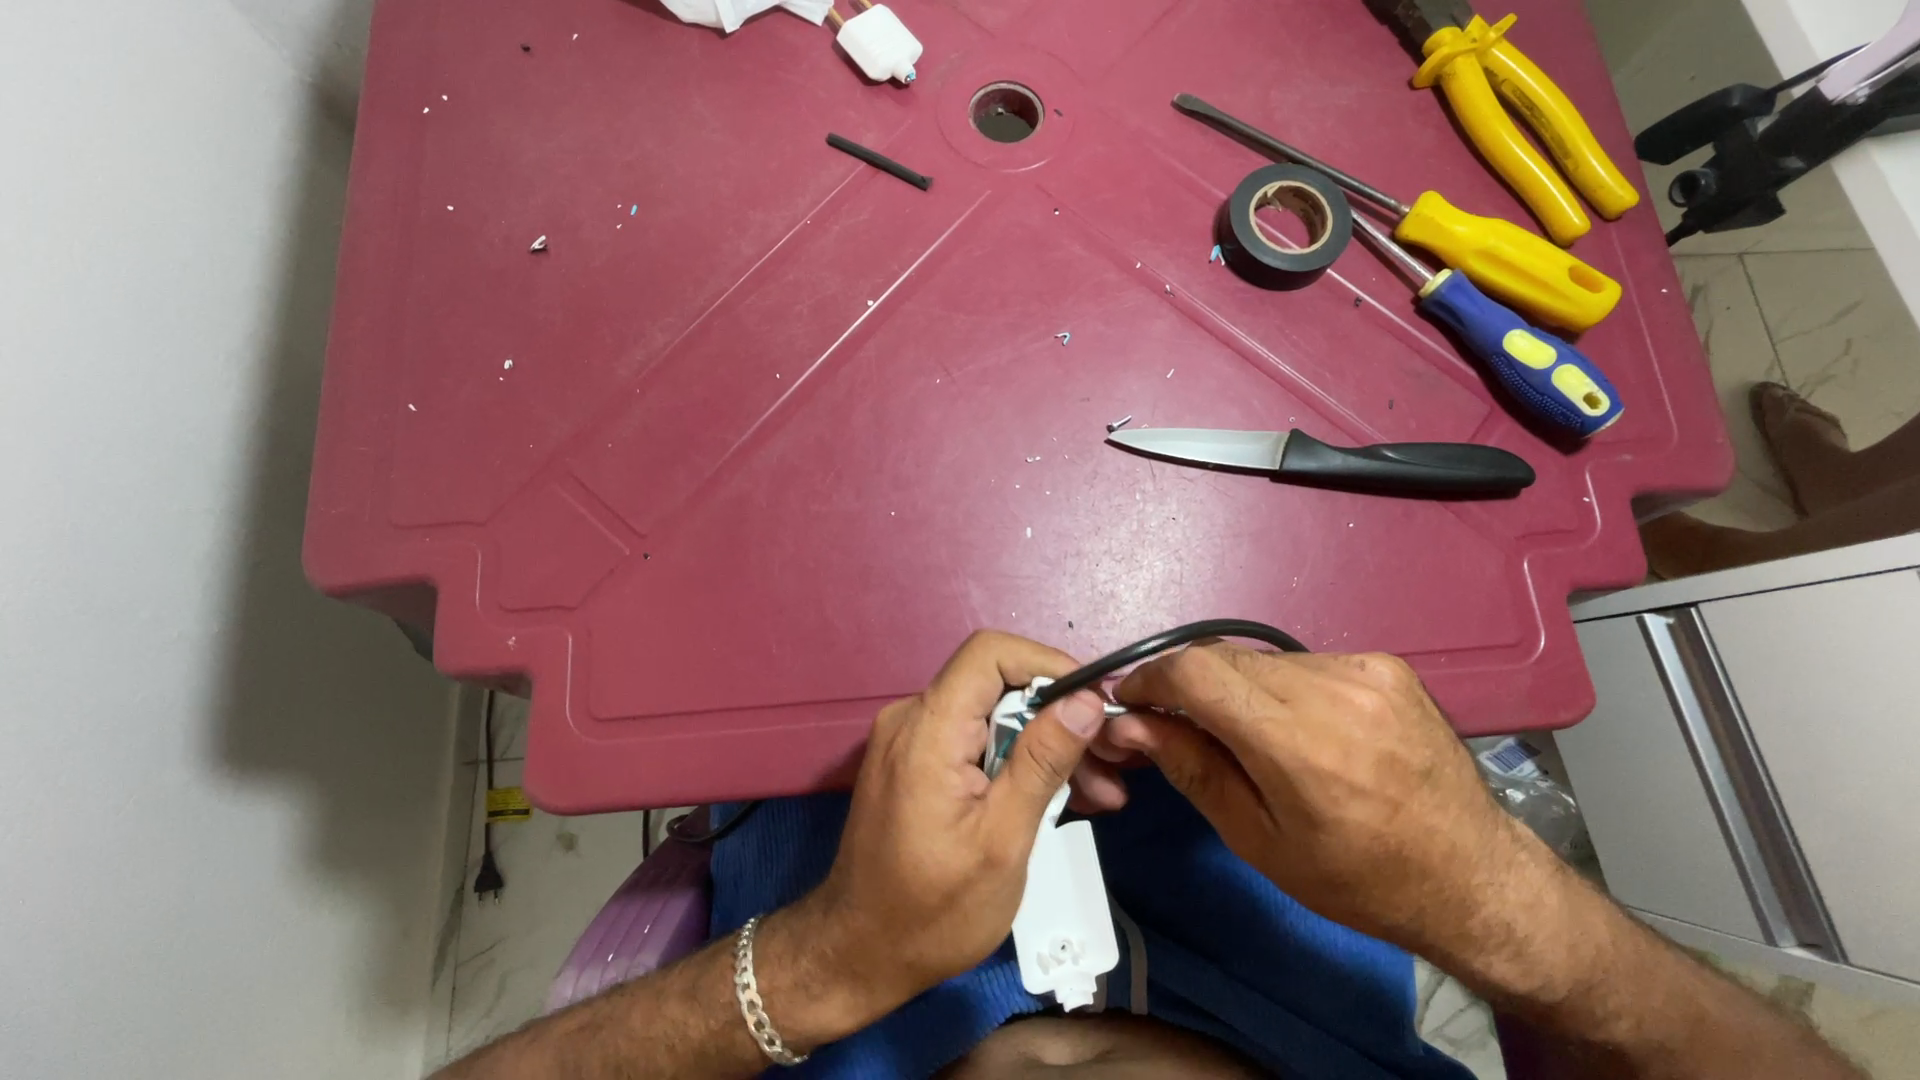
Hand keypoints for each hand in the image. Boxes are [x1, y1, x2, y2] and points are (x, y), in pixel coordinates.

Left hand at [797, 630, 1107, 1020]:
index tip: (1094, 703)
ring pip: (992, 717)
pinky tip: (1061, 799)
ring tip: (1101, 794)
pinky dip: (1017, 763)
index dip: (1047, 664)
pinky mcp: (917, 764)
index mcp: (928, 730)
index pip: (989, 653)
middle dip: (1059, 717)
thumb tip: (1085, 701)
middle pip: (997, 686)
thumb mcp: (1002, 841)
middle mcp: (912, 719)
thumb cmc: (931, 911)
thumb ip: (1042, 762)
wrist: (858, 954)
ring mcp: (911, 741)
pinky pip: (975, 742)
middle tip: (1112, 763)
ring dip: (1046, 746)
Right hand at [1108, 644, 1540, 959]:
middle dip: (1186, 684)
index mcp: (1298, 742)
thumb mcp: (1258, 839)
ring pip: (1260, 658)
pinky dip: (1278, 686)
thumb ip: (1192, 768)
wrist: (1474, 878)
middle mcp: (1332, 688)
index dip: (1150, 677)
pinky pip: (1302, 661)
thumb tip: (1129, 724)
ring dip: (1232, 686)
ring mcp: (1365, 670)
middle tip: (1176, 724)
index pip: (1196, 671)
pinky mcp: (1385, 665)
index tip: (1132, 700)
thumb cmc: (1357, 879)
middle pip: (1222, 658)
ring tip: (1243, 735)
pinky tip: (1295, 727)